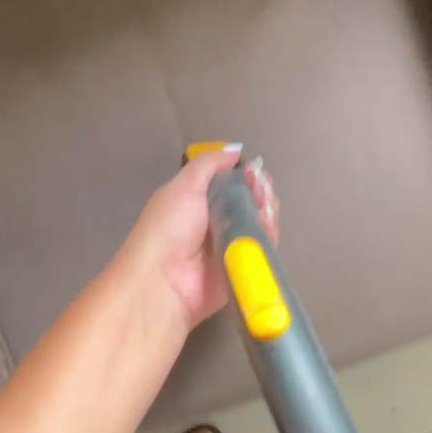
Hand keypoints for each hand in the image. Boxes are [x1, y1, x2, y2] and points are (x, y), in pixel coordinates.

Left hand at [109, 147, 278, 328]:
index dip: (245, 174)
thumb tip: (235, 150)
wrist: (163, 282)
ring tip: (266, 209)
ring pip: (258, 223)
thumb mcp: (184, 186)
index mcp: (195, 199)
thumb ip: (209, 166)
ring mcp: (227, 245)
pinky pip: (261, 248)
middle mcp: (212, 221)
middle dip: (260, 192)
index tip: (255, 171)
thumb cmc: (169, 228)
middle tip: (262, 191)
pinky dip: (268, 235)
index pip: (228, 182)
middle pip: (247, 201)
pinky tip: (268, 226)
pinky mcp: (240, 267)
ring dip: (267, 211)